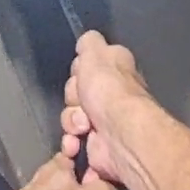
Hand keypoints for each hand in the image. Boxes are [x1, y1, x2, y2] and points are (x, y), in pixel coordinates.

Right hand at [60, 31, 152, 185]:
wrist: (119, 133)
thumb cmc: (108, 88)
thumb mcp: (95, 51)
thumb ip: (89, 42)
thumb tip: (85, 43)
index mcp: (114, 69)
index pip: (85, 65)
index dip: (78, 70)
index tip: (80, 74)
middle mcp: (110, 94)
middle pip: (74, 91)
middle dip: (73, 96)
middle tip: (82, 101)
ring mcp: (103, 121)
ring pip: (70, 116)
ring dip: (71, 120)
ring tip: (84, 126)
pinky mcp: (96, 147)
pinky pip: (72, 142)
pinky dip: (71, 143)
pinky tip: (78, 143)